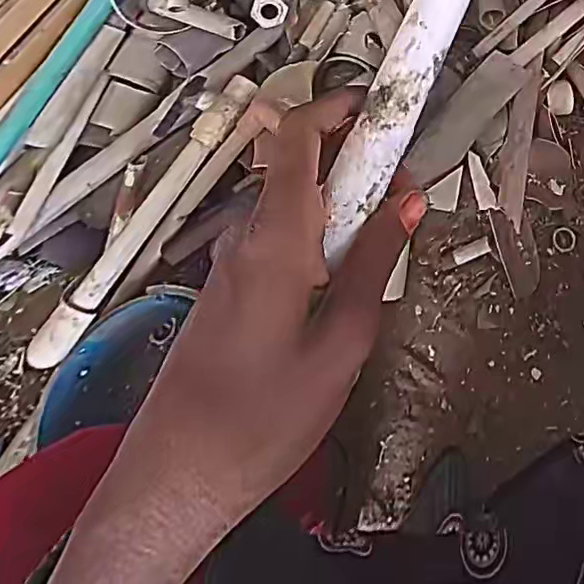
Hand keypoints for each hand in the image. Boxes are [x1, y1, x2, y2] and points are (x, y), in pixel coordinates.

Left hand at [56, 90, 424, 583]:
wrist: (176, 477)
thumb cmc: (258, 420)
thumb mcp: (341, 343)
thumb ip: (375, 262)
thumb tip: (407, 203)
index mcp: (274, 237)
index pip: (297, 135)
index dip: (340, 106)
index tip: (384, 106)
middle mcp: (248, 233)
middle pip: (301, 159)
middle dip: (358, 157)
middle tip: (404, 187)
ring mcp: (237, 253)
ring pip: (296, 194)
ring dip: (344, 196)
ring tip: (385, 230)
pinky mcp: (235, 277)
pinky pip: (284, 226)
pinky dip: (323, 225)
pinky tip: (348, 266)